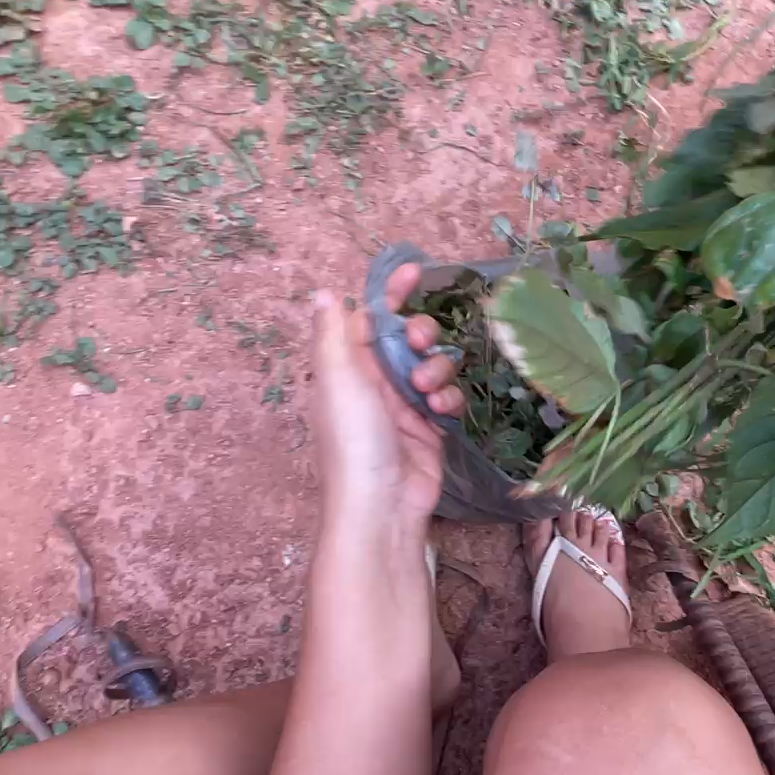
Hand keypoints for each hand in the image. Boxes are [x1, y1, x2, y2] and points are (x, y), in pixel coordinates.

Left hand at [308, 262, 463, 537]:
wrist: (382, 503)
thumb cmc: (354, 438)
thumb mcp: (339, 379)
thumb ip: (335, 334)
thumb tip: (325, 293)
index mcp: (349, 366)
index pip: (370, 317)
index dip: (391, 294)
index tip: (416, 271)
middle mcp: (377, 382)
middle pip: (409, 338)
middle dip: (423, 334)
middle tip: (423, 344)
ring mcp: (406, 405)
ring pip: (435, 366)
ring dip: (438, 371)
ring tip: (427, 393)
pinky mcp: (430, 428)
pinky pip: (448, 399)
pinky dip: (448, 401)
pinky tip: (441, 415)